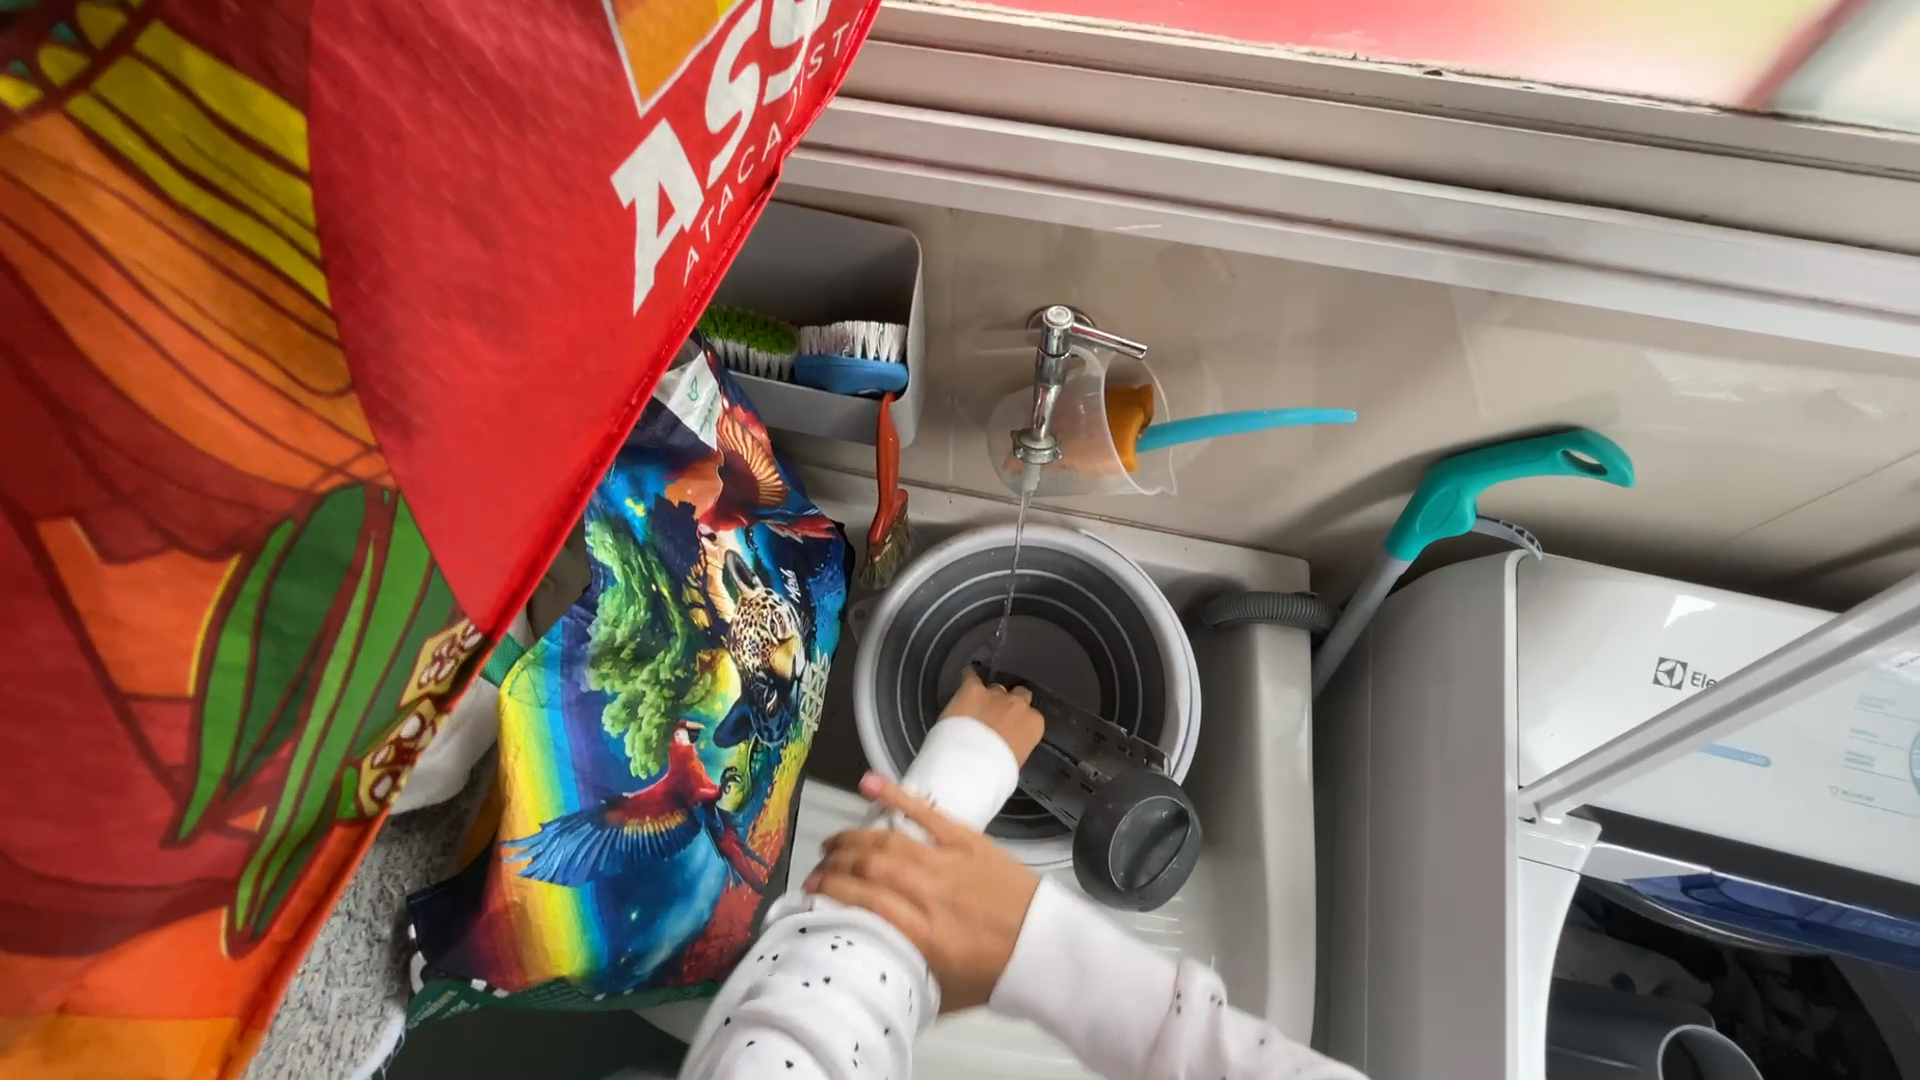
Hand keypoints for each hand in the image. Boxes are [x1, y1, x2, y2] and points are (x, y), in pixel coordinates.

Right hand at [807, 773, 1041, 1012]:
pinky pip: (926, 812)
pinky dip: (895, 795)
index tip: (811, 893)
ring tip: (833, 844)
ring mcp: (948, 861)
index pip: (866, 902)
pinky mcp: (966, 839)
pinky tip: (867, 783)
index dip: (832, 892)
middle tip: (817, 870)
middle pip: (871, 867)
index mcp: (924, 935)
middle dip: (836, 866)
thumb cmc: (995, 971)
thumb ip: (906, 982)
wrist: (1044, 943)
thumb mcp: (944, 993)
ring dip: (854, 838)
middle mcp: (931, 894)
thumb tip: (873, 975)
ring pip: (889, 840)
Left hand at [942, 668, 1043, 766]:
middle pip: (1018, 695)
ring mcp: (995, 694)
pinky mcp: (972, 689)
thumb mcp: (1017, 761)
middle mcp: (1018, 704)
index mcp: (1033, 724)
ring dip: (989, 696)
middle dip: (1009, 704)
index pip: (1031, 716)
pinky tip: (966, 677)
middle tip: (996, 716)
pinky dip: (969, 677)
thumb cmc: (997, 772)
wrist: (970, 765)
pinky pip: (970, 676)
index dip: (1019, 722)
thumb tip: (1008, 745)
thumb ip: (1016, 745)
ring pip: (996, 688)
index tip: (1010, 730)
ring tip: (977, 706)